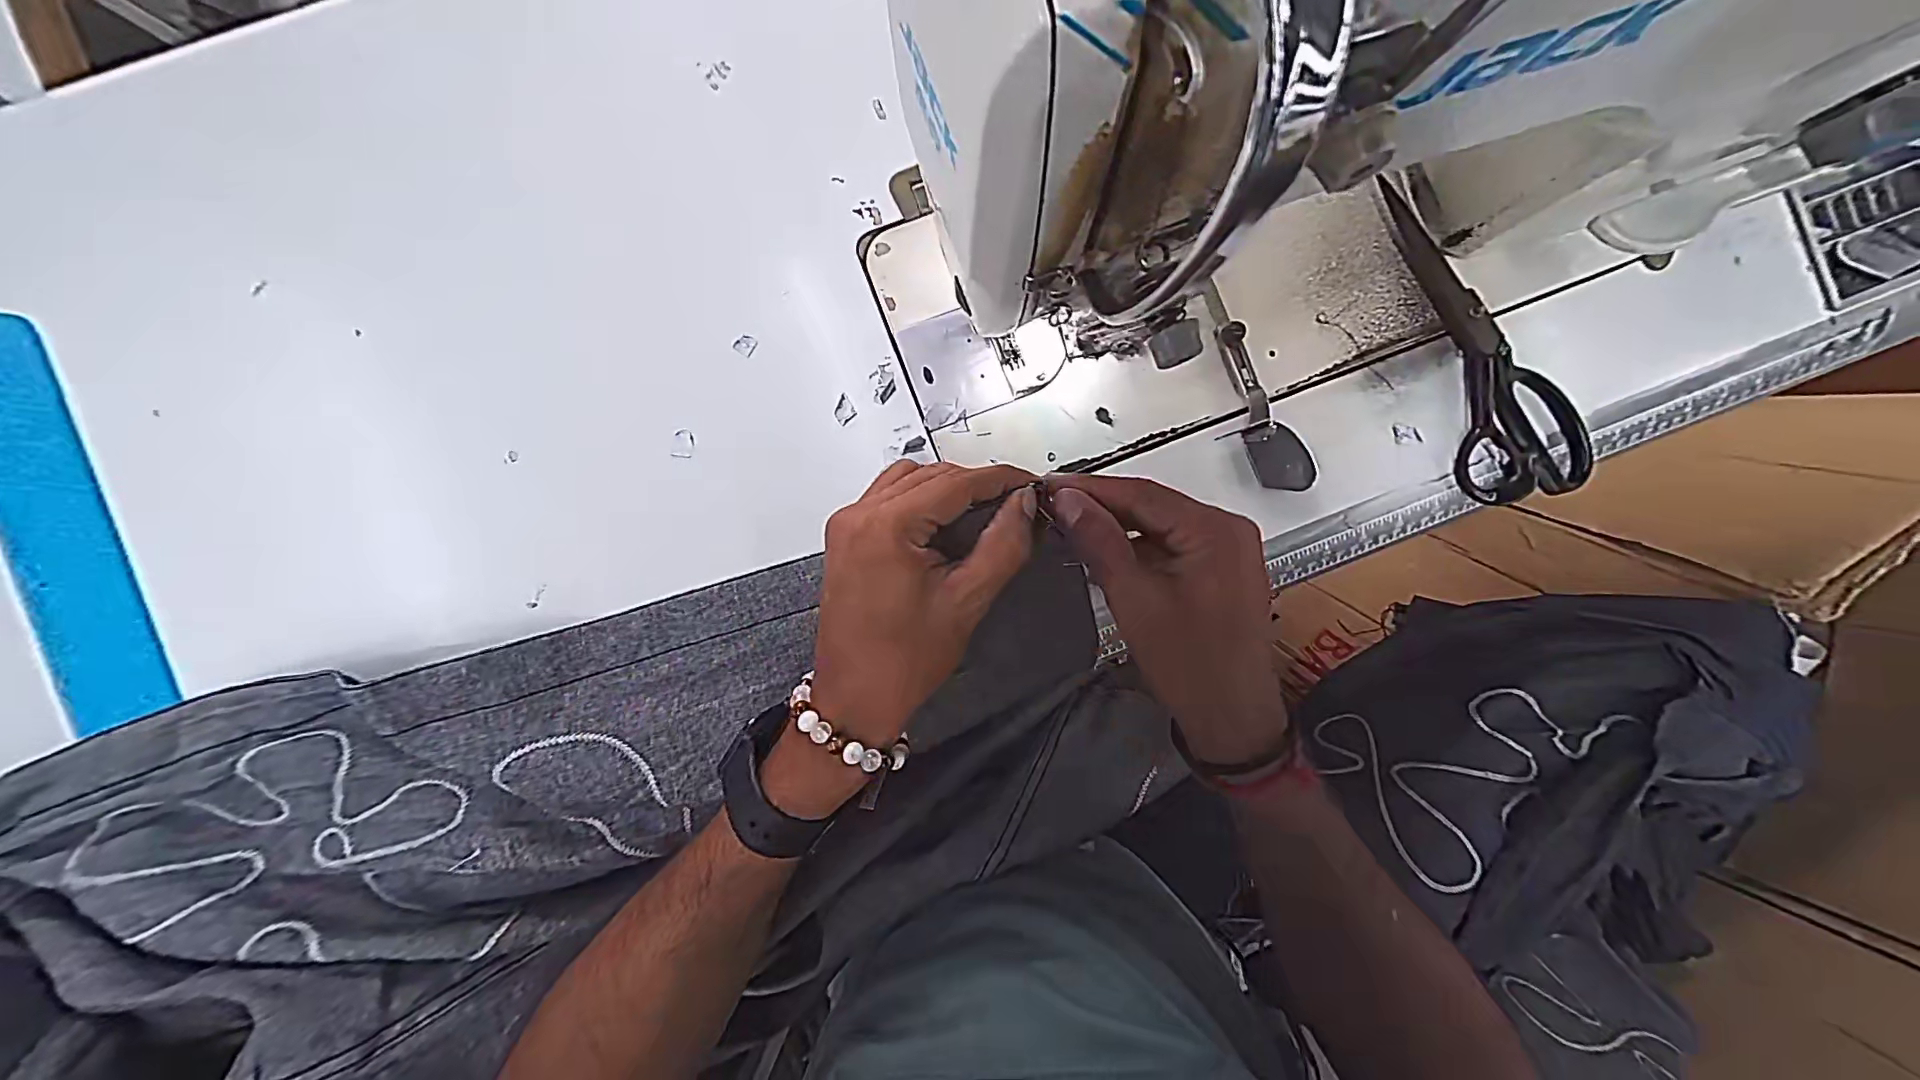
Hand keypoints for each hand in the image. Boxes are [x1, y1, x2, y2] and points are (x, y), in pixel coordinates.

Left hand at [763, 462, 1037, 818]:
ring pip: (909, 478)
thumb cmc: (898, 663)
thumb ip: (1004, 544)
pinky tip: (946, 525)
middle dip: (977, 484)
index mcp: (885, 528)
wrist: (858, 695)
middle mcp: (858, 518)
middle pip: (932, 474)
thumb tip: (1022, 507)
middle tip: (1015, 504)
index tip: (1026, 485)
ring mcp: (848, 526)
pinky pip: (889, 497)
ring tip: (983, 515)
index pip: (955, 482)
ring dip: (948, 488)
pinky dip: (922, 500)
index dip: (1000, 479)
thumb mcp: (967, 601)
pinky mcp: (847, 537)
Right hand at [1048, 475, 1285, 764]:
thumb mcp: (1134, 598)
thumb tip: (1072, 502)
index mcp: (1215, 532)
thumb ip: (1100, 542)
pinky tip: (1108, 553)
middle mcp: (1229, 533)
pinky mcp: (1219, 568)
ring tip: (1075, 529)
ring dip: (1118, 527)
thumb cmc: (1196, 668)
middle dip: (1102, 507)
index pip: (1141, 493)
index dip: (1090, 489)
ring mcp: (1227, 550)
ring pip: (1159, 524)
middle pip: (1152, 505)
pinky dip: (1137, 547)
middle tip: (1057, 506)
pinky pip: (1170, 544)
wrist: (1230, 716)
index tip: (1054, 488)